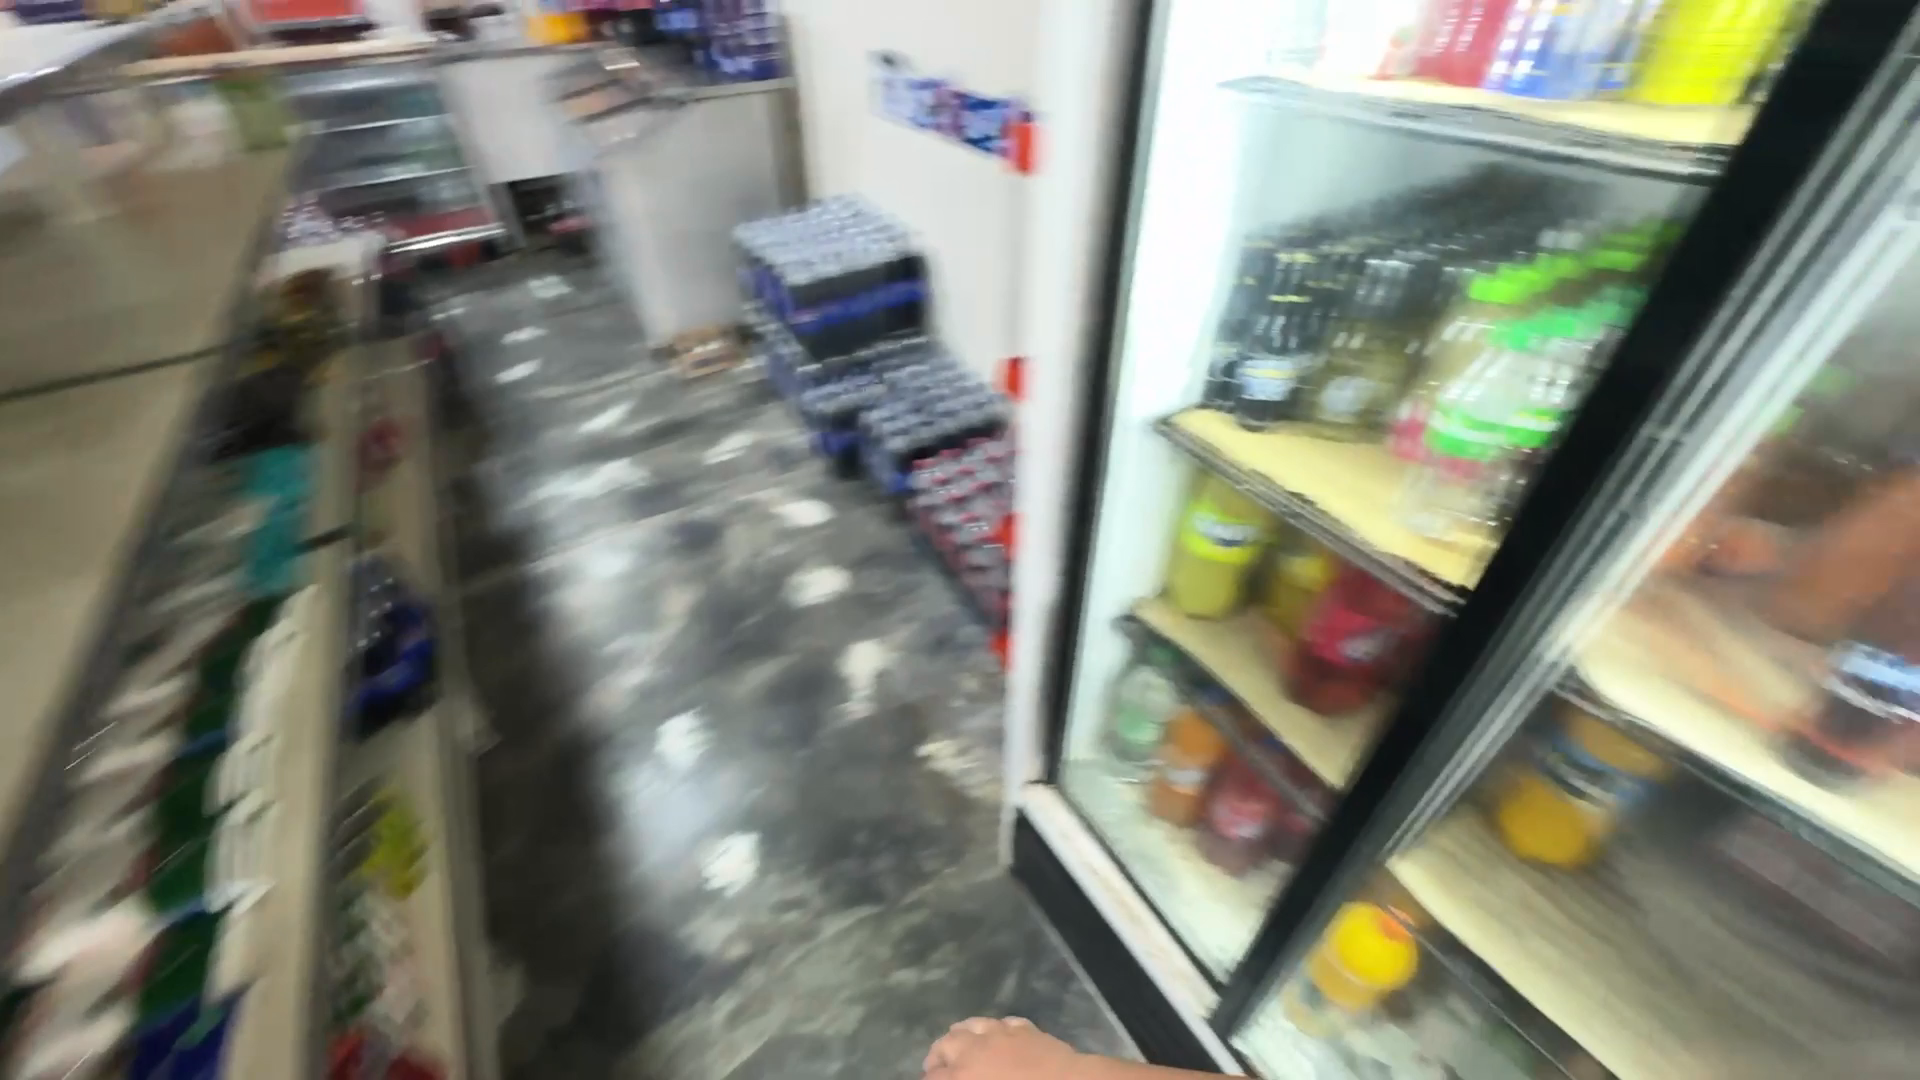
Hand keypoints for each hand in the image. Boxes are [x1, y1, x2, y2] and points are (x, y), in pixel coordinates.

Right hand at [924, 1017, 1083, 1079]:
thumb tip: (958, 1077)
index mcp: (963, 1075)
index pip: (933, 1076)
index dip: (928, 1079)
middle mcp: (976, 1048)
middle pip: (947, 1044)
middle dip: (937, 1055)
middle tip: (934, 1066)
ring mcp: (1001, 1033)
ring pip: (972, 1024)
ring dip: (961, 1033)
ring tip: (957, 1040)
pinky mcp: (1024, 1028)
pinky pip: (1002, 1023)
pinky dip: (993, 1029)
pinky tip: (995, 1034)